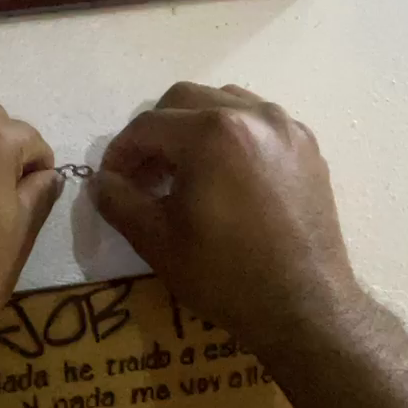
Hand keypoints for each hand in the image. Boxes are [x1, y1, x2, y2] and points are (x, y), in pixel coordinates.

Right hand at [92, 82, 361, 349]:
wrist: (302, 306)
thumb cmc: (223, 275)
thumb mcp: (156, 241)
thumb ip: (119, 201)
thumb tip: (100, 181)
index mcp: (211, 134)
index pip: (147, 125)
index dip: (119, 153)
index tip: (110, 182)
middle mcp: (253, 115)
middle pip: (183, 101)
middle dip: (154, 134)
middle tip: (143, 177)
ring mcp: (286, 128)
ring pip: (224, 104)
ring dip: (192, 129)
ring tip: (183, 172)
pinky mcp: (307, 147)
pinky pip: (258, 123)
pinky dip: (230, 137)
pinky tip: (223, 177)